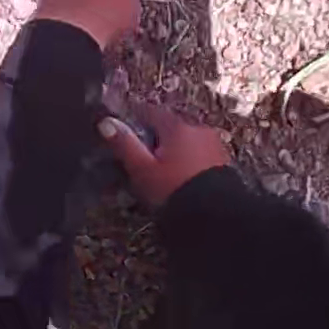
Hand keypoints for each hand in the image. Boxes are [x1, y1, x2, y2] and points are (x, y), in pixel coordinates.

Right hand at [99, 106, 231, 206]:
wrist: (216, 216)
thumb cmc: (175, 190)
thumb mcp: (143, 169)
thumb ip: (124, 144)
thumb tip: (105, 123)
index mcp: (176, 127)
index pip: (149, 112)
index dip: (133, 117)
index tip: (123, 125)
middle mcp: (198, 130)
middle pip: (169, 127)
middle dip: (155, 137)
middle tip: (140, 153)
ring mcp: (213, 145)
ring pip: (185, 141)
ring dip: (173, 150)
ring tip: (160, 170)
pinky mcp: (223, 162)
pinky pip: (199, 155)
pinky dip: (188, 161)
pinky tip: (180, 178)